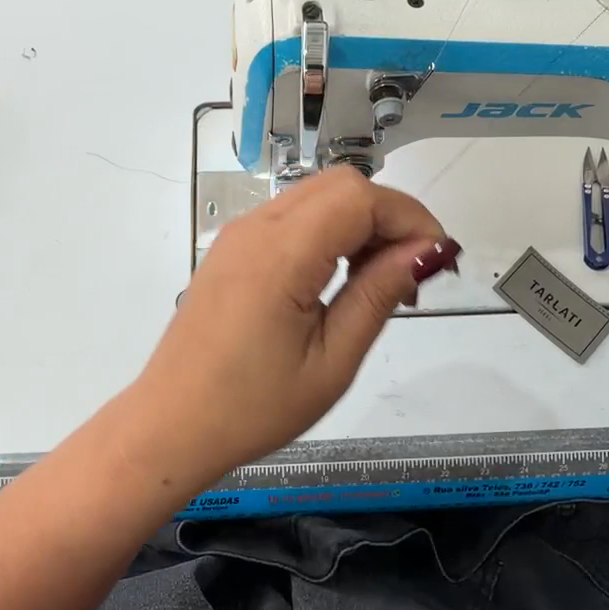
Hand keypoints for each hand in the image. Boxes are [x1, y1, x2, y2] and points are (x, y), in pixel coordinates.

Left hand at [128, 168, 454, 480]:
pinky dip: (330, 229)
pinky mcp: (233, 247)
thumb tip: (427, 252)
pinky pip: (294, 214)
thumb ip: (378, 295)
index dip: (409, 218)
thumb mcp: (331, 362)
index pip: (360, 197)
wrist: (172, 425)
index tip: (436, 262)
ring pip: (318, 194)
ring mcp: (240, 233)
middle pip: (341, 185)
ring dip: (361, 221)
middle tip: (412, 273)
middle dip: (389, 216)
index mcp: (280, 254)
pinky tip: (341, 275)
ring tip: (382, 279)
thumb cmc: (252, 407)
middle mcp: (256, 227)